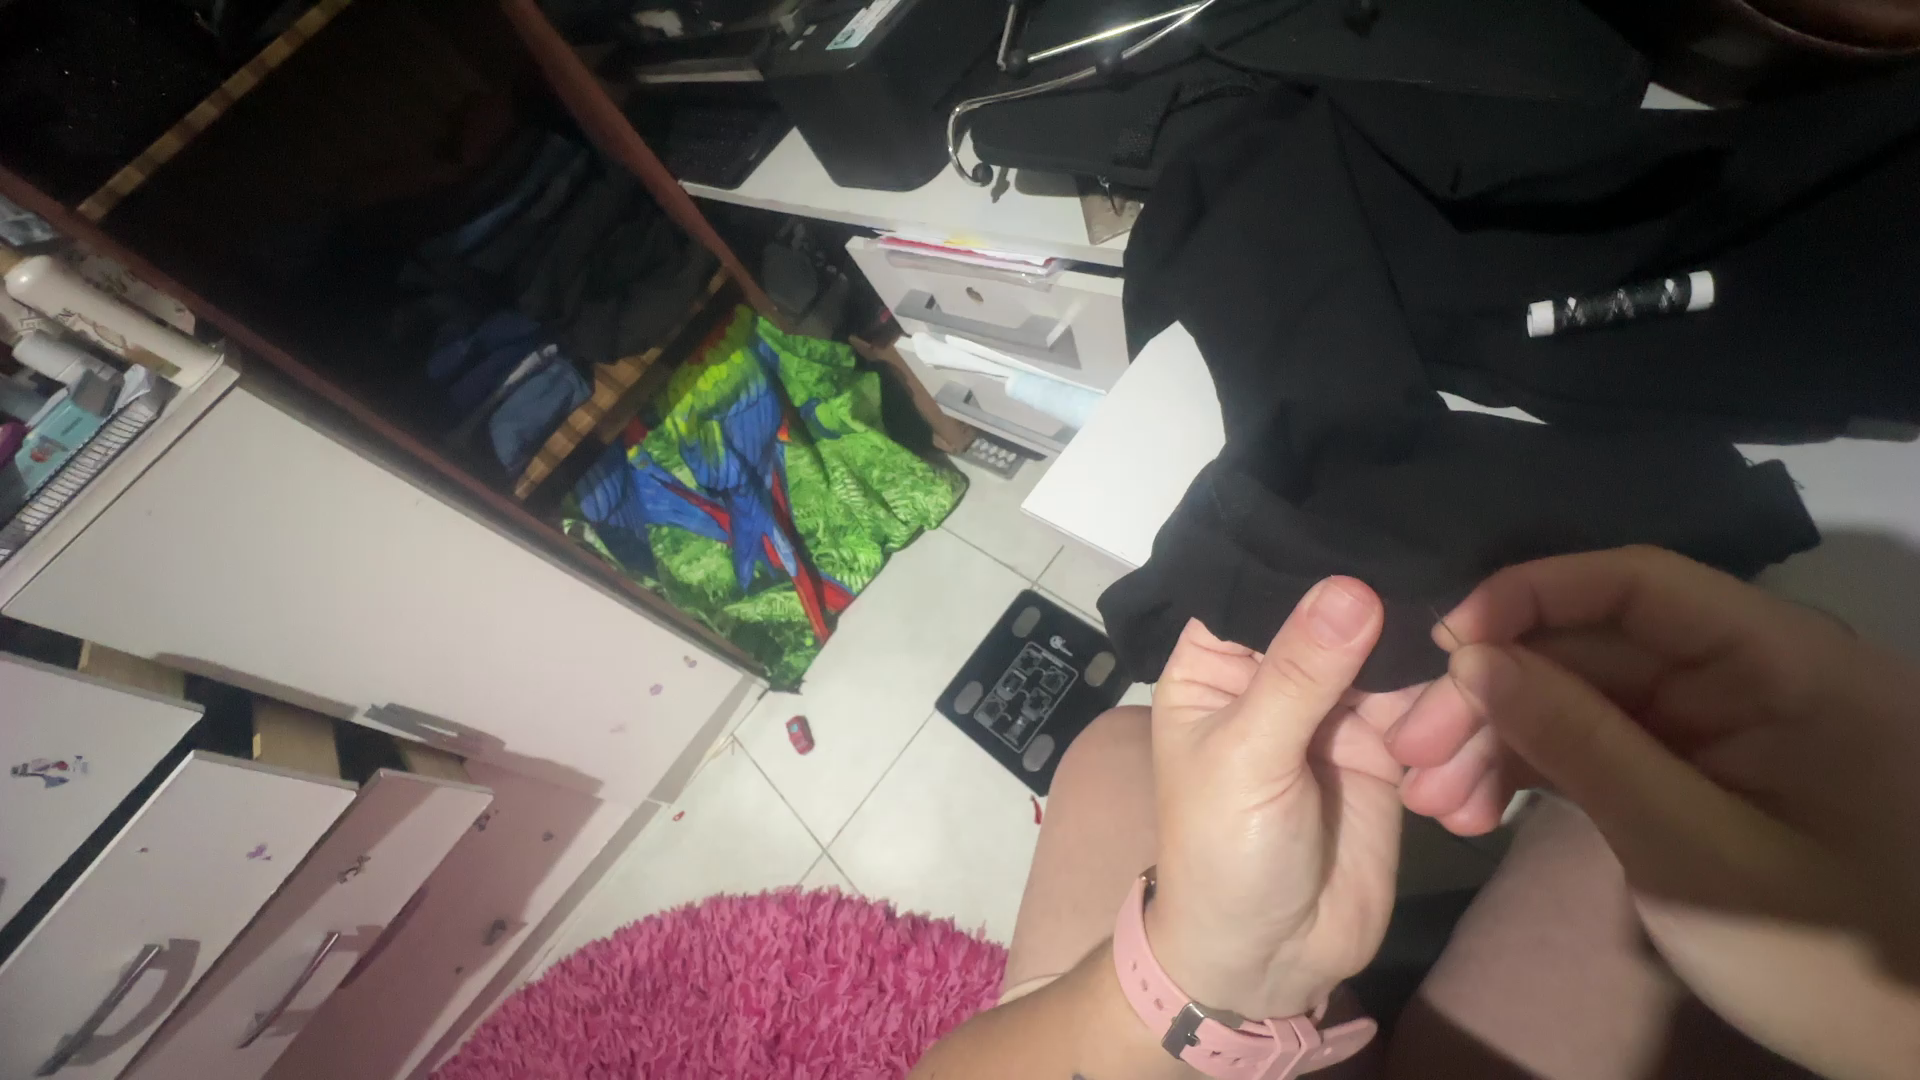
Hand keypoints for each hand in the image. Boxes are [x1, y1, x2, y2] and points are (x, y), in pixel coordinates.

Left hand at [1145, 578, 1419, 1020]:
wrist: (1270, 955)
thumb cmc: (1223, 848)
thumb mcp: (1249, 758)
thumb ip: (1300, 675)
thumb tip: (1351, 585)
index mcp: (1218, 658)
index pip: (1266, 585)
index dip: (1321, 562)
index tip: (1393, 545)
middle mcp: (1279, 668)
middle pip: (1349, 618)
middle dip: (1402, 635)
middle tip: (1457, 647)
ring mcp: (1336, 706)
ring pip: (1404, 664)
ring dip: (1439, 701)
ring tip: (1423, 758)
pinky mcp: (1387, 746)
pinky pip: (1438, 714)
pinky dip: (1458, 740)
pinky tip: (1447, 794)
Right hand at [1384, 546, 1919, 1076]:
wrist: (1911, 1061)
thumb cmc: (1833, 961)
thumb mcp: (1694, 850)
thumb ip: (1581, 743)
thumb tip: (1469, 659)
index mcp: (1787, 668)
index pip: (1637, 586)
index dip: (1530, 595)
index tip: (1444, 641)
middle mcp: (1734, 676)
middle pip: (1575, 648)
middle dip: (1482, 695)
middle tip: (1409, 748)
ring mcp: (1695, 721)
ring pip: (1555, 695)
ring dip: (1483, 741)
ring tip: (1425, 798)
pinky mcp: (1663, 760)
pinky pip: (1568, 741)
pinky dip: (1511, 771)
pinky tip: (1464, 810)